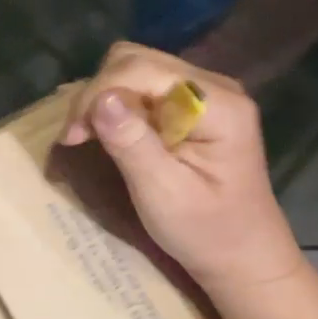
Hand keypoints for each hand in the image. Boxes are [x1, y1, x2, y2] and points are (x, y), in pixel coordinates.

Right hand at [59, 43, 303, 292]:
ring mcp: (205, 92)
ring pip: (134, 67)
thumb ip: (132, 143)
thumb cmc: (206, 232)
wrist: (244, 258)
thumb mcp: (163, 194)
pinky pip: (141, 84)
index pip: (141, 69)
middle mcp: (216, 86)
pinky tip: (107, 131)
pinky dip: (115, 103)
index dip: (98, 94)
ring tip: (88, 134)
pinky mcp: (191, 104)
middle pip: (135, 60)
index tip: (73, 136)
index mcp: (219, 105)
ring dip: (102, 96)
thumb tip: (100, 98)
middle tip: (78, 135)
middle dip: (97, 92)